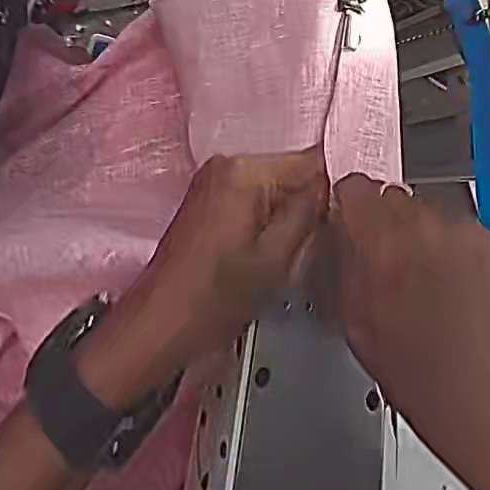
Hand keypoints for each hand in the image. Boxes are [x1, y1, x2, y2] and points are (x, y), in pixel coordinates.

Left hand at [76, 150, 326, 409]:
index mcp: (244, 171)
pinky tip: (261, 249)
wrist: (158, 326)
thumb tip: (330, 187)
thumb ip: (309, 212)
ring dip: (286, 214)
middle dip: (305, 205)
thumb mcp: (276, 259)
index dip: (329, 193)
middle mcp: (227, 163)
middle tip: (304, 246)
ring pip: (275, 185)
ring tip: (280, 252)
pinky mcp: (209, 195)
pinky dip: (266, 217)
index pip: (310, 162)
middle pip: (292, 172)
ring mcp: (214, 178)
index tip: (332, 222)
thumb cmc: (213, 299)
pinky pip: (254, 195)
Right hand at [328, 175, 489, 489]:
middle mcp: (422, 228)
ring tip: (420, 279)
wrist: (483, 397)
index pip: (355, 187)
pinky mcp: (486, 240)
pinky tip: (448, 282)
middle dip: (383, 220)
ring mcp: (458, 232)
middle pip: (391, 196)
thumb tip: (339, 234)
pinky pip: (455, 226)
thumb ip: (343, 264)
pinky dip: (448, 244)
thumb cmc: (422, 377)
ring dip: (417, 232)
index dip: (348, 199)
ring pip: (424, 210)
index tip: (349, 209)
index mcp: (381, 245)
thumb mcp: (356, 322)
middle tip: (385, 257)